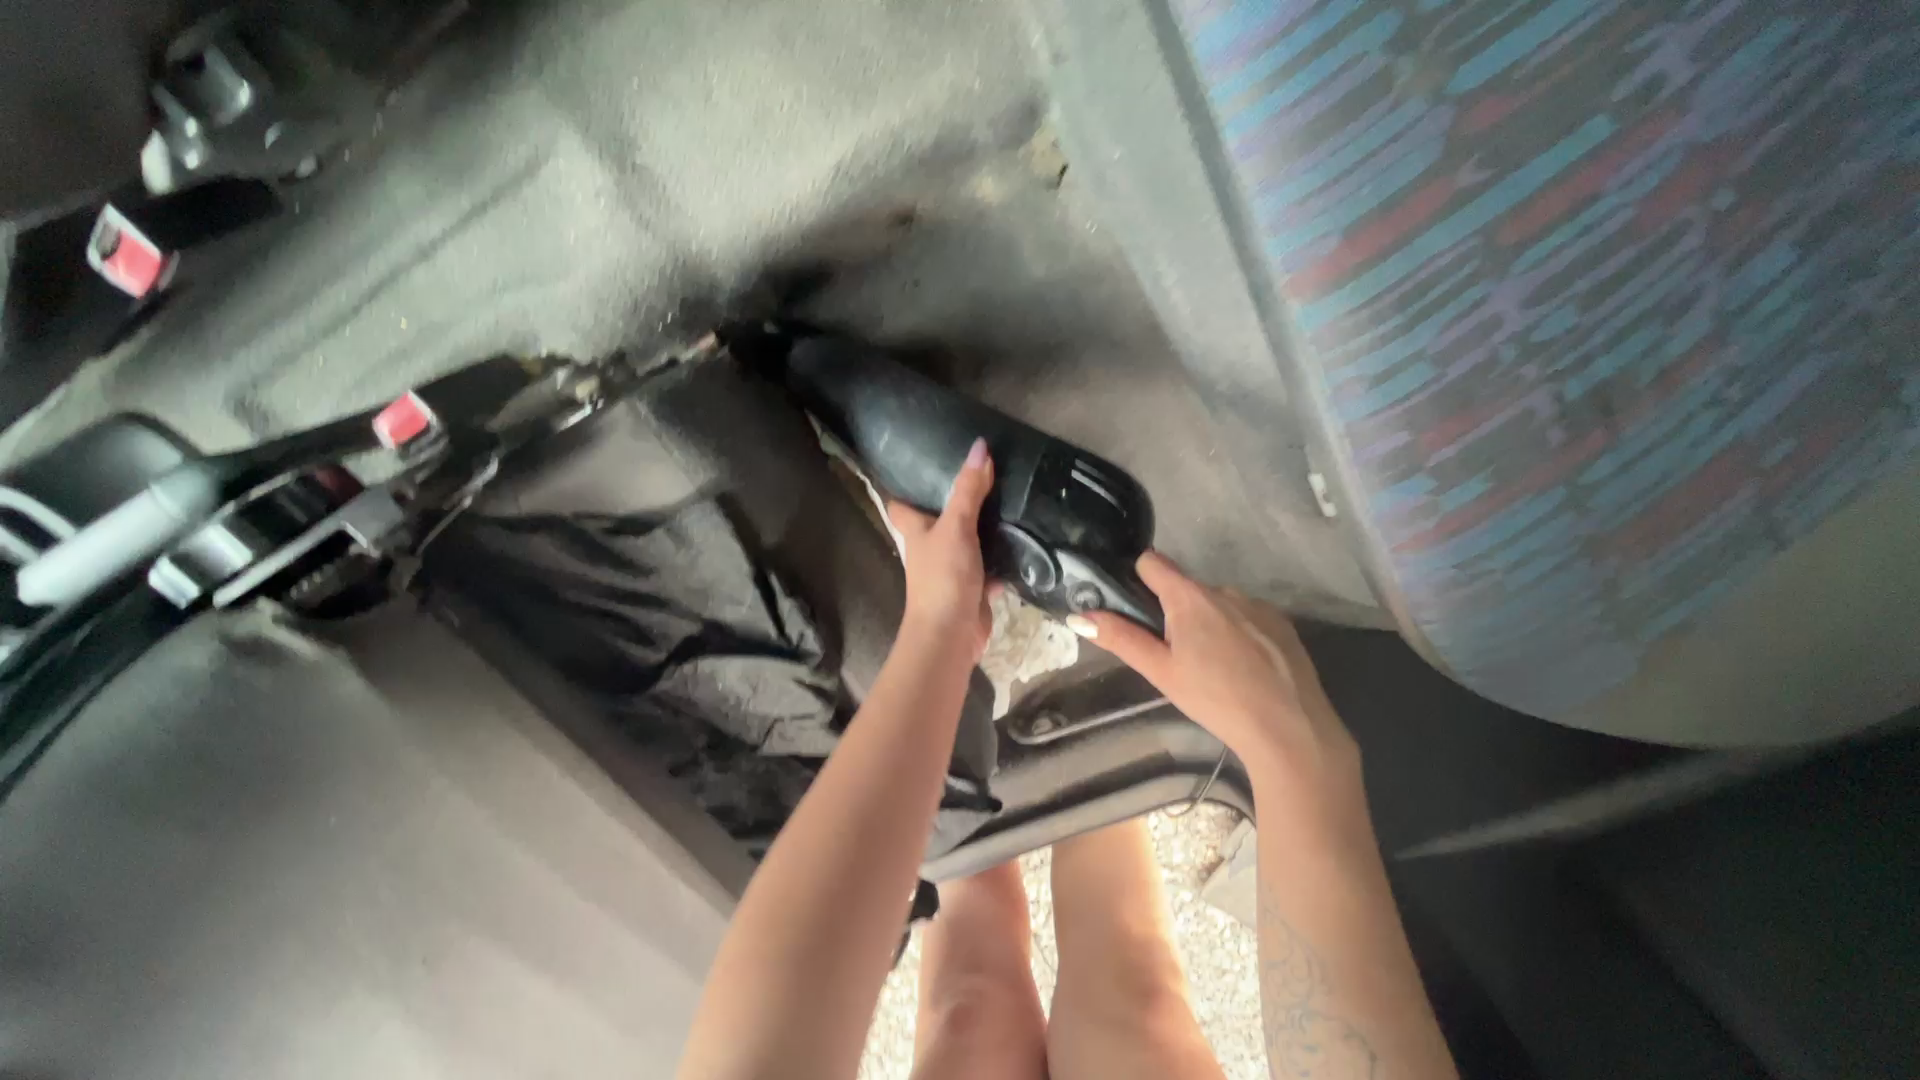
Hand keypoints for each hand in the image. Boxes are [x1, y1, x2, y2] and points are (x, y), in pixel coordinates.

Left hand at [886, 438, 994, 660]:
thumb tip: (980, 446)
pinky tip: (1025, 541)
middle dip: (960, 503)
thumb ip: (969, 490)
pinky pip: (991, 568)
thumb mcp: (956, 526)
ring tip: (1012, 498)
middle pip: (942, 520)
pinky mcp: (974, 589)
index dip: (910, 486)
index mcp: (916, 531)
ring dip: (986, 529)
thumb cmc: (943, 577)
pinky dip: (1004, 559)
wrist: (950, 635)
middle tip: (986, 474)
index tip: (930, 465)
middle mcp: (931, 548)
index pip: (902, 504)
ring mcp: (952, 570)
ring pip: (970, 542)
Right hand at [1074, 553, 1363, 818]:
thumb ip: (1121, 639)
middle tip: (1175, 656)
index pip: (1153, 563)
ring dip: (1209, 624)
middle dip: (1176, 613)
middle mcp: (1225, 590)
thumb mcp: (1161, 672)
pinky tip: (1245, 670)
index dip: (1138, 578)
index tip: (1136, 607)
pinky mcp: (1283, 624)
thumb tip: (1078, 616)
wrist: (1289, 728)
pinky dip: (1239, 635)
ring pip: (1219, 605)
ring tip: (1213, 669)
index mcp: (1190, 597)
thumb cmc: (1215, 699)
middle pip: (1187, 589)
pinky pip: (1248, 618)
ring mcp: (1258, 605)